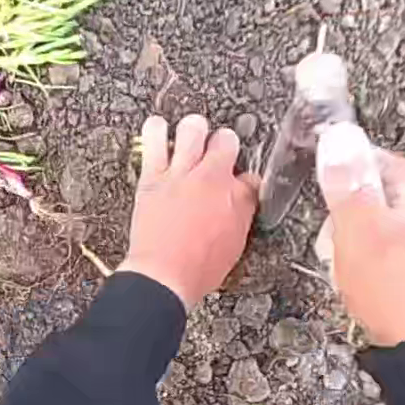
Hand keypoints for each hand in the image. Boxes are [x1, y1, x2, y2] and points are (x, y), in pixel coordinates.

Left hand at [118, 114, 260, 305]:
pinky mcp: (154, 175)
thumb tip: (240, 205)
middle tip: (216, 152)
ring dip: (193, 129)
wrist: (164, 276)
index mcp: (239, 199)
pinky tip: (158, 131)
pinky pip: (154, 137)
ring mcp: (182, 174)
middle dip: (223, 143)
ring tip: (190, 137)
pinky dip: (155, 129)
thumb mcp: (233, 248)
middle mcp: (213, 179)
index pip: (251, 175)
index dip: (244, 178)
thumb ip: (239, 218)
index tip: (236, 182)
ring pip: (193, 128)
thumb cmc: (197, 270)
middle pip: (226, 140)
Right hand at [316, 124, 404, 345]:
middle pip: (365, 193)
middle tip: (348, 250)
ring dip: (349, 245)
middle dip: (344, 224)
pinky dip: (363, 260)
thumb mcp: (361, 230)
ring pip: (366, 221)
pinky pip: (376, 243)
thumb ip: (346, 182)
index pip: (366, 161)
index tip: (335, 216)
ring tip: (355, 270)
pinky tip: (363, 280)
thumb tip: (336, 135)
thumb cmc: (397, 291)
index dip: (340, 188)